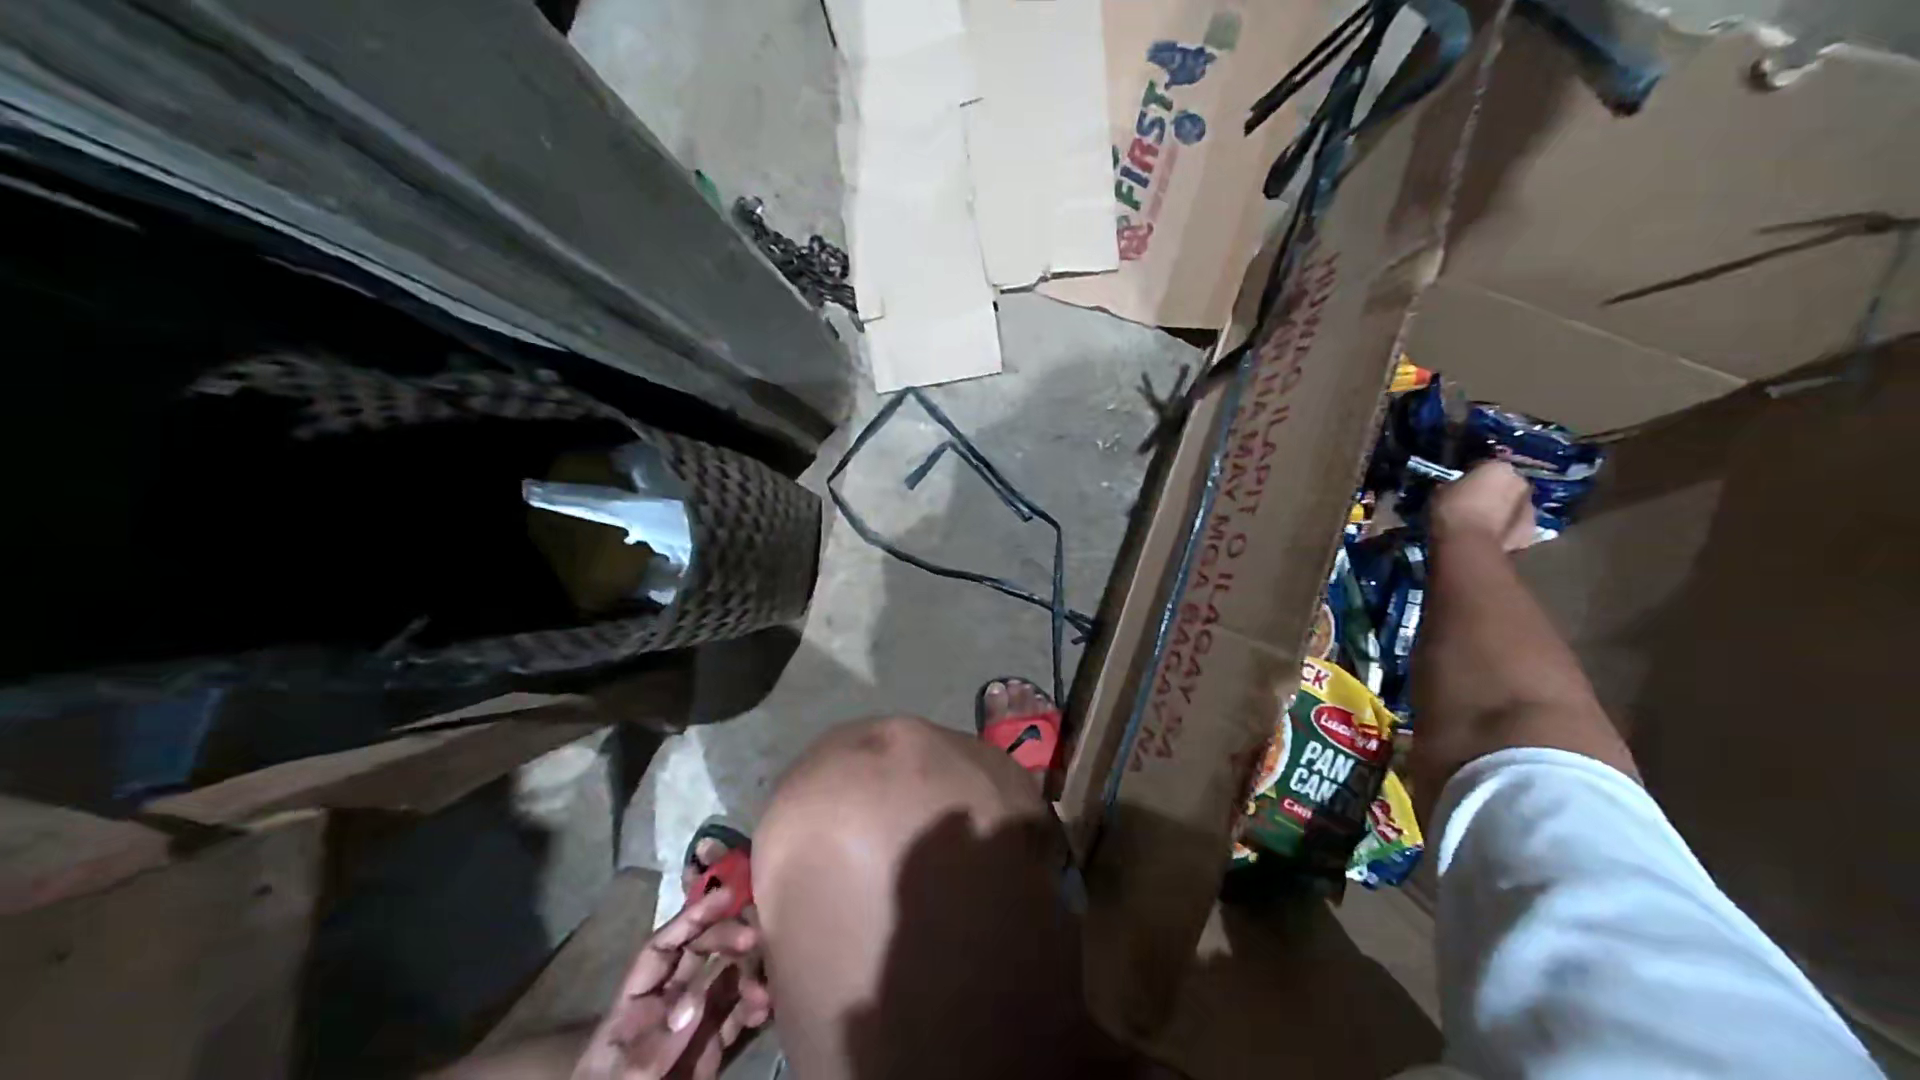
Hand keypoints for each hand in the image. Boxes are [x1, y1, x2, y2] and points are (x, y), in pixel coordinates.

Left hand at [571, 886, 771, 1079]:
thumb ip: (653, 1046)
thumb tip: (693, 1004)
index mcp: (632, 1005)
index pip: (662, 948)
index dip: (691, 918)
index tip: (725, 895)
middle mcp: (665, 1005)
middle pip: (698, 955)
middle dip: (726, 938)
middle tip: (754, 936)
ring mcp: (691, 1027)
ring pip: (725, 982)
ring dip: (747, 976)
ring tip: (764, 990)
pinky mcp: (711, 1049)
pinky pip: (738, 1017)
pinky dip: (754, 1008)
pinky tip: (765, 1010)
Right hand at [1430, 461, 1535, 552]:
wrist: (1469, 545)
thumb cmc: (1452, 511)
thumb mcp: (1441, 491)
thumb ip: (1453, 485)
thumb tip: (1454, 487)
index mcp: (1499, 467)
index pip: (1484, 465)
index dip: (1469, 474)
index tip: (1458, 484)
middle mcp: (1521, 483)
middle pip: (1505, 483)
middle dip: (1492, 490)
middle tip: (1472, 502)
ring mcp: (1531, 507)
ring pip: (1514, 504)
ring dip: (1502, 509)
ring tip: (1481, 521)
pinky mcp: (1531, 530)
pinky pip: (1516, 524)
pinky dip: (1507, 528)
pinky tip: (1491, 535)